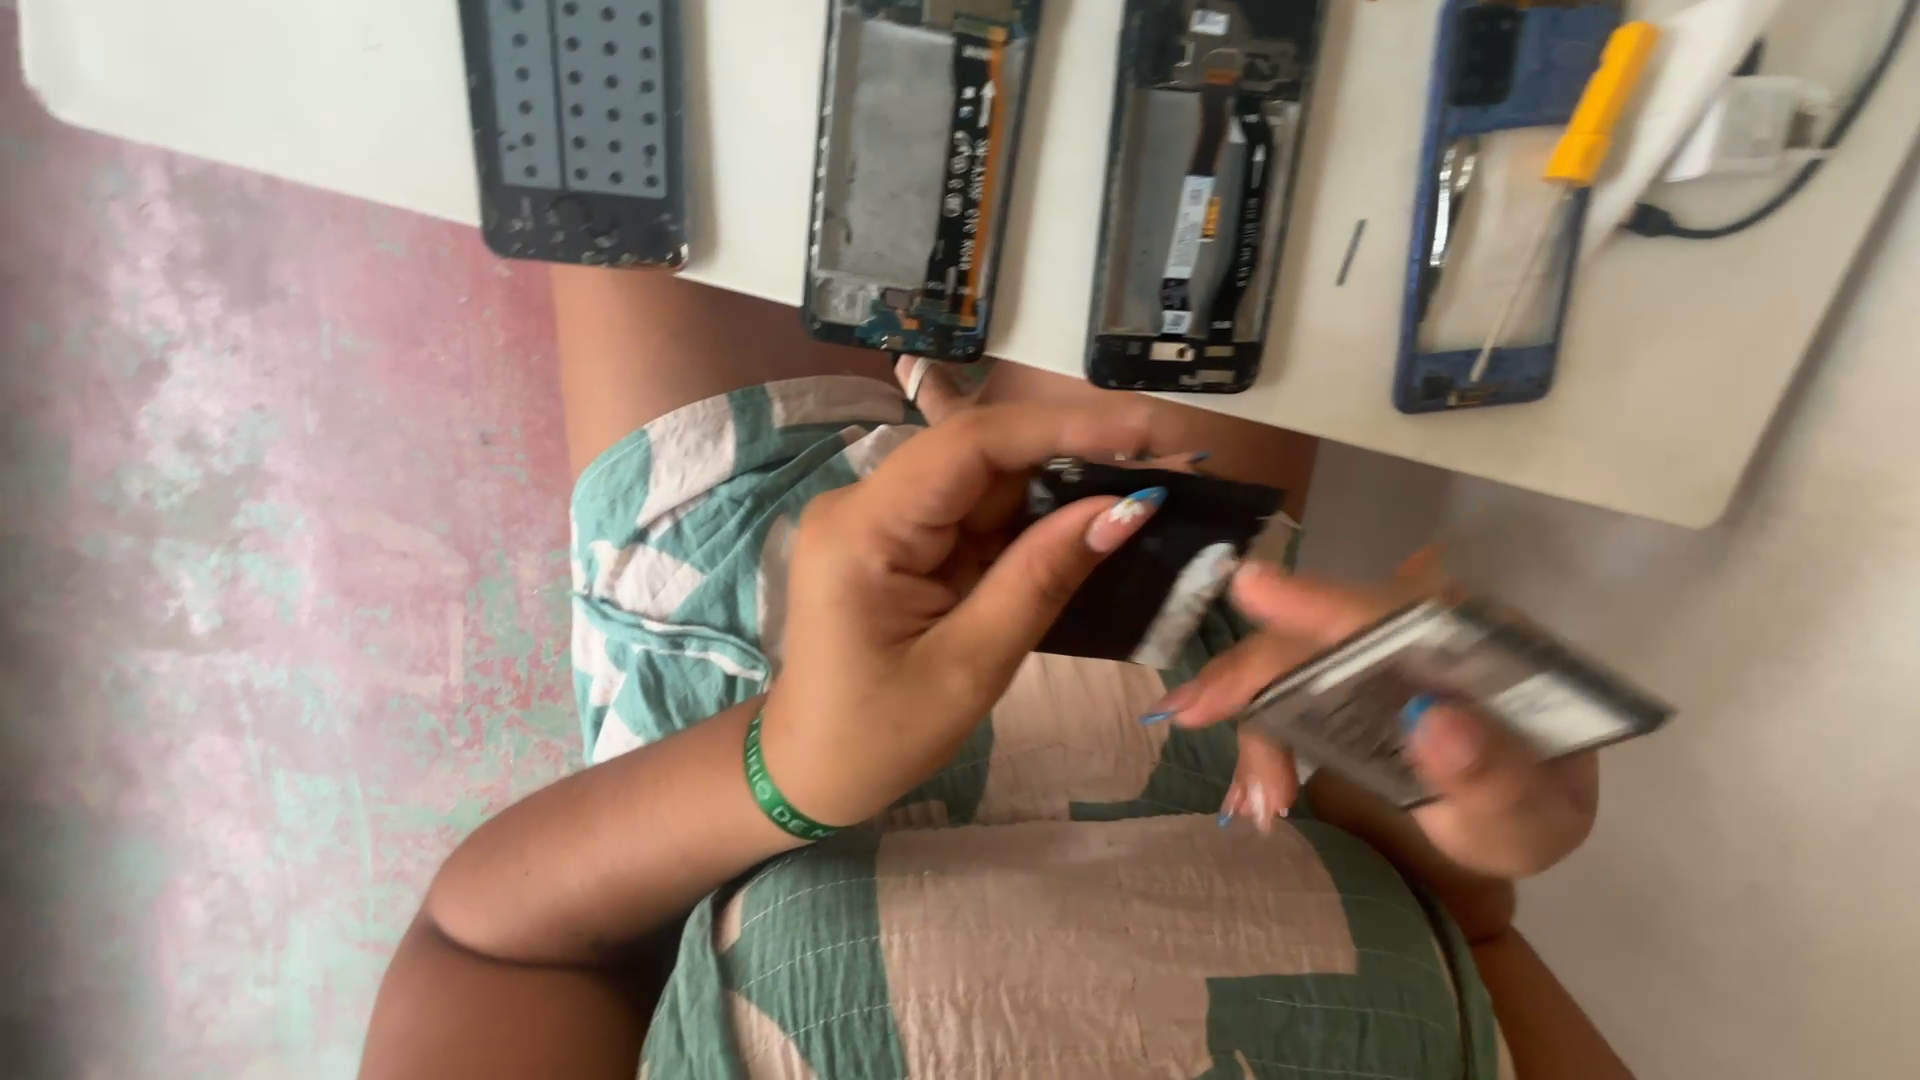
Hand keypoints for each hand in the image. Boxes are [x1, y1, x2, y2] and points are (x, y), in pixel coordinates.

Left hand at [759, 401, 1177, 827]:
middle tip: (1166, 464)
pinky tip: (1087, 522)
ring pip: (983, 481)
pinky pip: (972, 515)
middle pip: (979, 454)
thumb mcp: (971, 665)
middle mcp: (864, 504)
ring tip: (1143, 491)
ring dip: (1059, 487)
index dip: (1061, 427)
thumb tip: (1126, 509)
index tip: (1144, 434)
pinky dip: (1030, 521)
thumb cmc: (879, 737)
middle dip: (1072, 455)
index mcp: (862, 529)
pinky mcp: (897, 541)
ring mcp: (879, 519)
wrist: (810, 772)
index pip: (968, 444)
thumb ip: (1042, 577)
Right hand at [1152, 559, 1598, 879]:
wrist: (1488, 821)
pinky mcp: (1328, 679)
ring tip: (1252, 800)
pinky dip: (1257, 742)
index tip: (1251, 587)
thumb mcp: (1531, 816)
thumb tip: (1436, 724)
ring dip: (1249, 718)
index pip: (1393, 609)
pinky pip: (1274, 694)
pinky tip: (1252, 796)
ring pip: (1281, 662)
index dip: (1319, 599)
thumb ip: (1497, 777)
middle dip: (1250, 671)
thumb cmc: (1519, 813)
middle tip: (1191, 711)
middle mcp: (1406, 631)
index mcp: (1468, 641)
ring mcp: (1361, 654)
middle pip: (1314, 632)